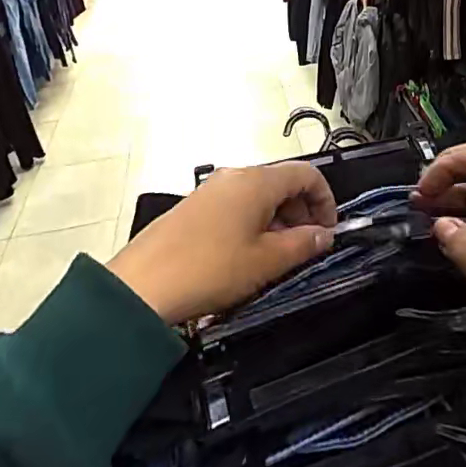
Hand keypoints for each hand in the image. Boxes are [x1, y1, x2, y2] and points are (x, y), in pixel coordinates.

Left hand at [106, 161, 336, 322]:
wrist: (137, 291)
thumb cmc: (207, 271)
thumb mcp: (267, 261)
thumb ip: (304, 244)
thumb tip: (324, 235)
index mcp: (257, 181)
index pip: (307, 175)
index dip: (325, 200)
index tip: (328, 229)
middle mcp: (234, 177)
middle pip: (282, 183)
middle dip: (302, 212)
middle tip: (306, 246)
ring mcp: (210, 191)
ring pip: (258, 196)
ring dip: (277, 220)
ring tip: (277, 256)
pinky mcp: (192, 208)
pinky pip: (235, 206)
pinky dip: (251, 224)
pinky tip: (246, 256)